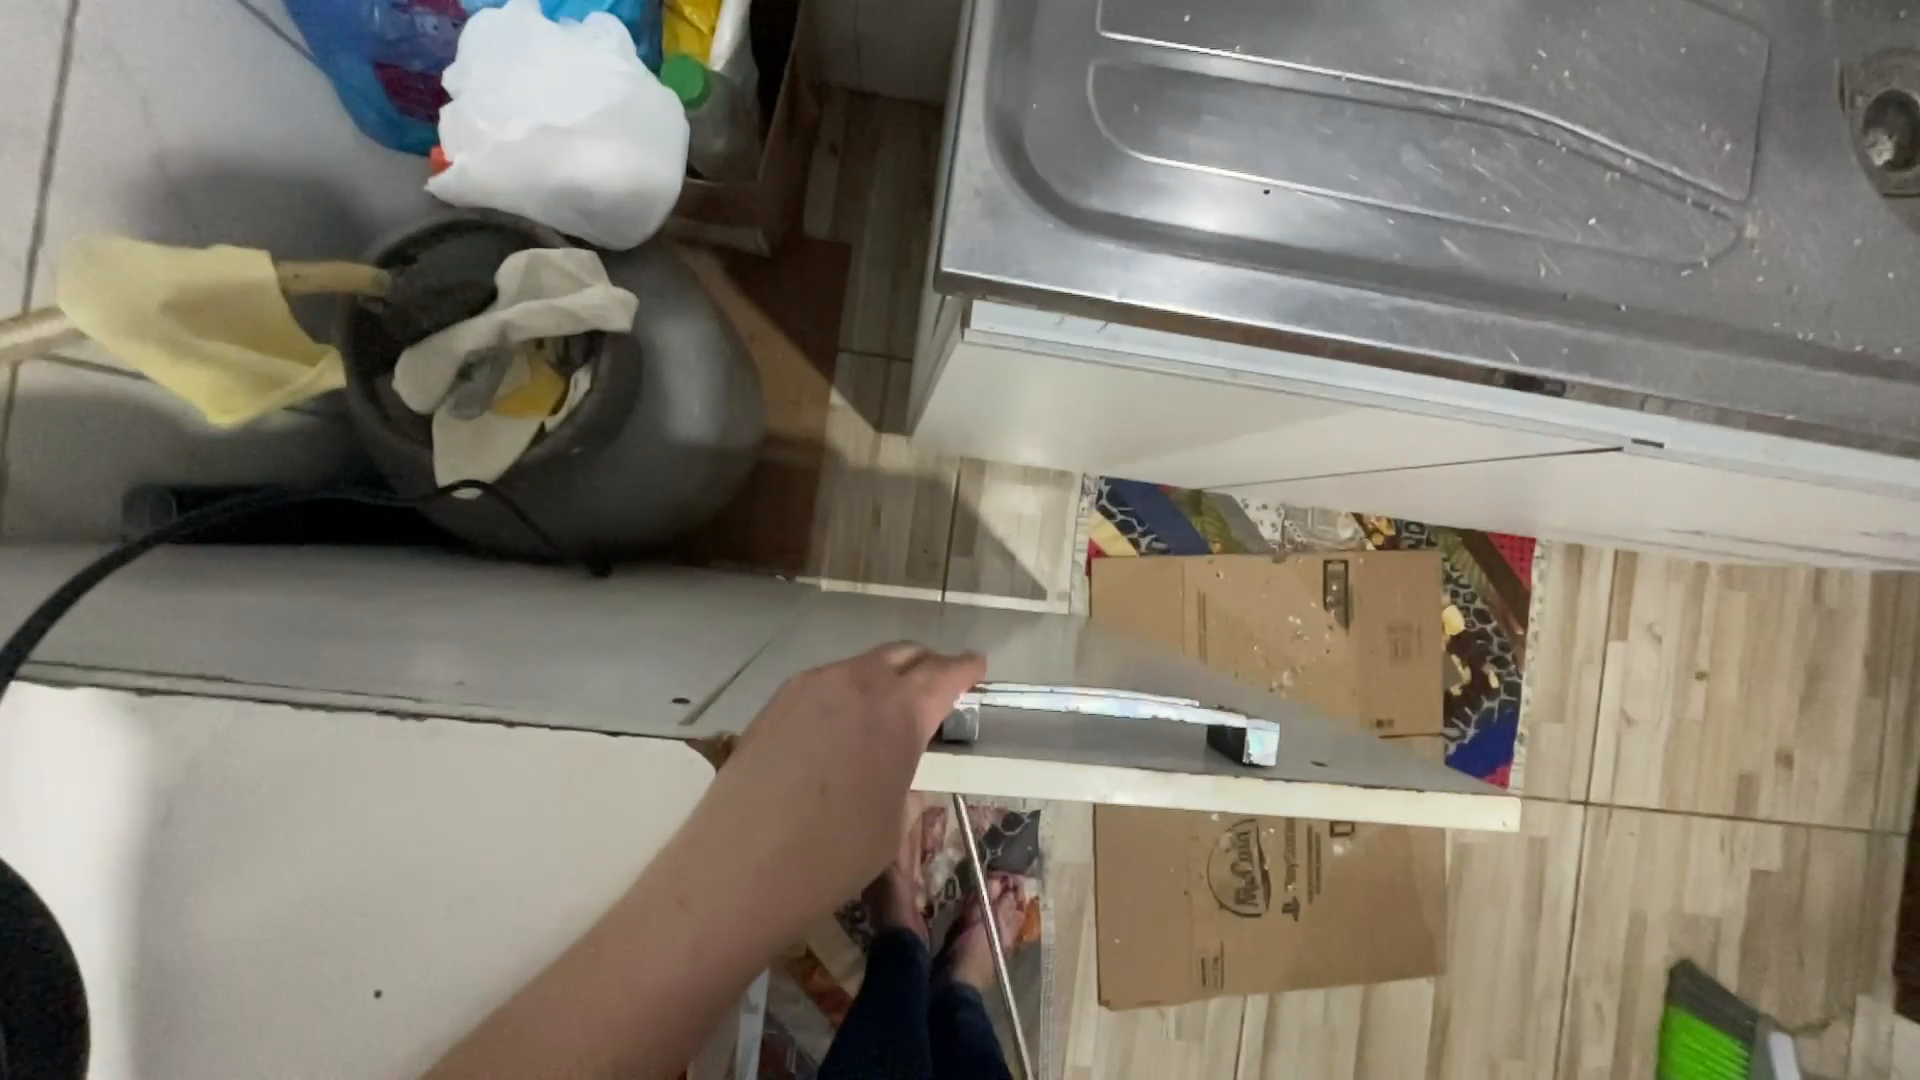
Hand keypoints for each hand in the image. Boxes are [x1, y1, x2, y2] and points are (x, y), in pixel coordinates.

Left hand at [698, 643, 984, 928]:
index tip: (976, 667)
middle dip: (927, 666)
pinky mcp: (778, 698)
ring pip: (863, 665)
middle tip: (937, 686)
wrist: (740, 866)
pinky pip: (828, 681)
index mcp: (902, 711)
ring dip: (885, 678)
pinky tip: (841, 727)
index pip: (945, 673)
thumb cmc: (834, 856)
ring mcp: (813, 684)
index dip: (966, 669)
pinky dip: (848, 692)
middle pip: (904, 655)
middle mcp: (860, 682)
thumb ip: (906, 775)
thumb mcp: (895, 822)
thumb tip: (897, 762)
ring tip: (888, 710)